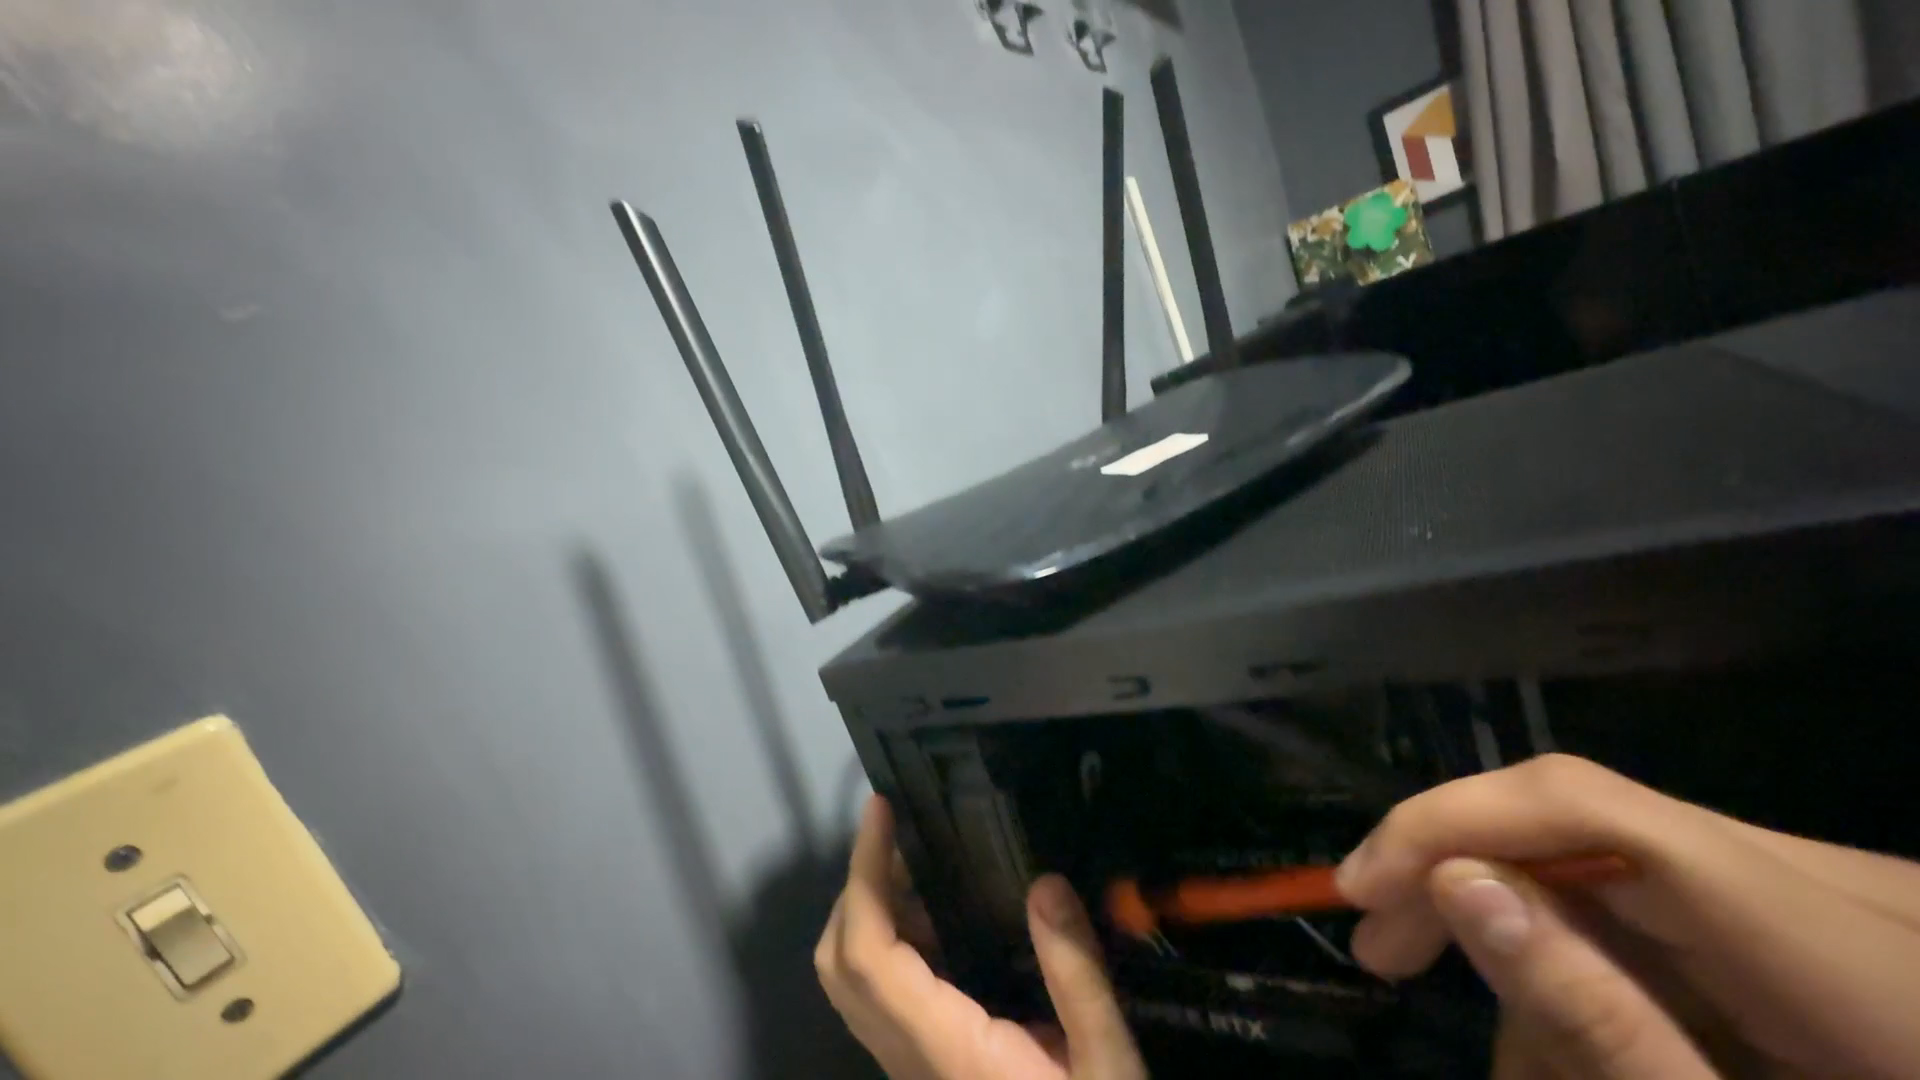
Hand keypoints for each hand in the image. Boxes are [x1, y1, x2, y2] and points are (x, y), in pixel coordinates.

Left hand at [816, 796, 1145, 1079]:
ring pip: (851, 983)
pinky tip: (941, 921)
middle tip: (897, 835)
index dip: (863, 875)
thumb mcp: (1104, 1065)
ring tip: (922, 866)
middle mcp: (908, 1058)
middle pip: (838, 964)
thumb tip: (1043, 884)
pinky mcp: (923, 1069)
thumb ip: (1075, 975)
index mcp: (944, 1048)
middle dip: (855, 887)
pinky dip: (889, 941)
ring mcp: (909, 1067)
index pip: (867, 952)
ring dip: (869, 912)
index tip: (881, 812)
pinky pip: (880, 996)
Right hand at [1334, 754, 1919, 1077]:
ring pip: (1600, 856)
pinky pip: (1646, 900)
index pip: (1586, 805)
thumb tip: (1458, 886)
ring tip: (1442, 986)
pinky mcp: (1809, 916)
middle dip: (1460, 871)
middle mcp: (1836, 880)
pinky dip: (1574, 950)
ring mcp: (1827, 892)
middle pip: (1579, 816)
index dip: (1450, 822)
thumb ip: (1604, 1023)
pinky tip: (1553, 1018)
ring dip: (1509, 916)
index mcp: (1846, 941)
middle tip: (1379, 947)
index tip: (1362, 889)